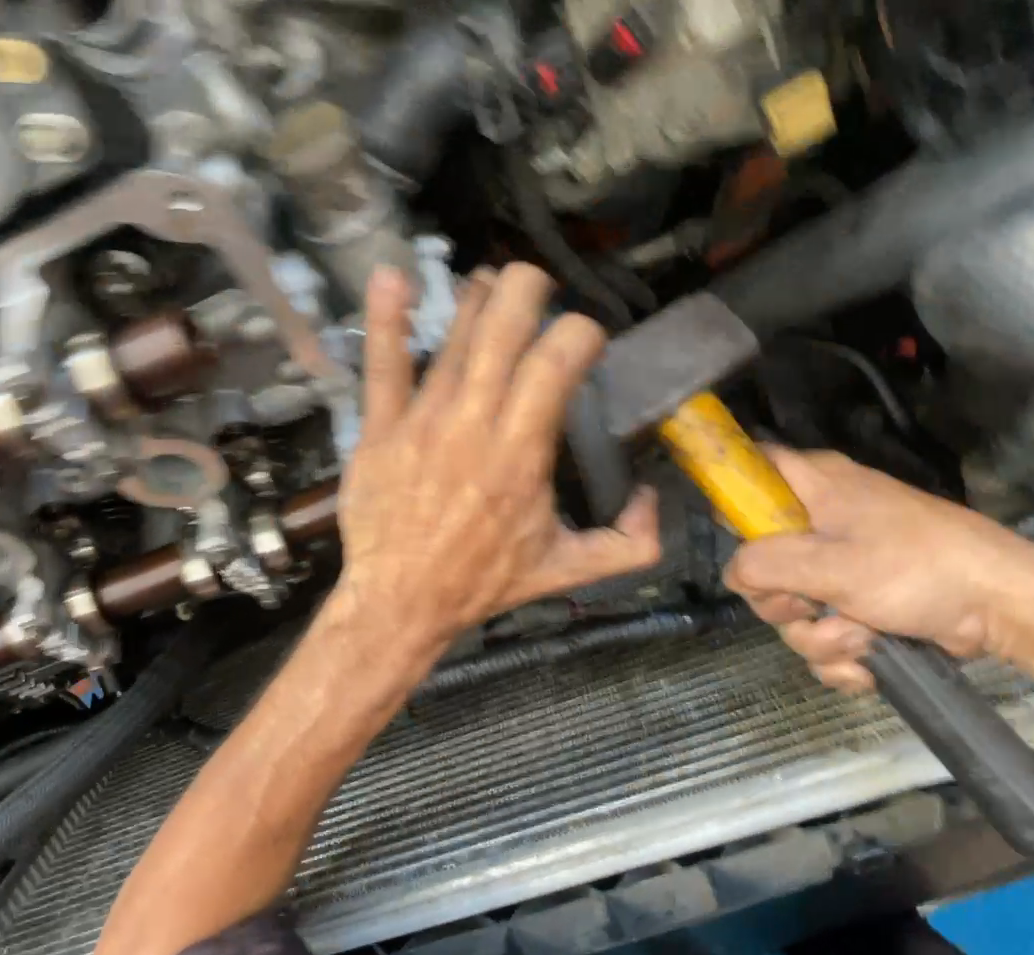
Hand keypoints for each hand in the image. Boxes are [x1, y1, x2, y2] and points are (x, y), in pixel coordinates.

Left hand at [336, 263, 661, 646]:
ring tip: (489, 282)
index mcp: (523, 454)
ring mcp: (422, 422)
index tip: (585, 339)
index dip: (580, 333)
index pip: (557, 363)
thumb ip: (630, 543)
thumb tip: (654, 497)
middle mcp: (474, 425)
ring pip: (453, 339)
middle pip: (504, 332)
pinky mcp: (379, 428)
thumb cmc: (482, 583)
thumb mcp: (568, 571)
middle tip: (538, 286)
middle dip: (528, 290)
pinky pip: (382, 364)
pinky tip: (391, 275)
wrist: (402, 601)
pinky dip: (386, 317)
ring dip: (475, 299)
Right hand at [723, 447, 1033, 691]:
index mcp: (813, 486)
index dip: (731, 499)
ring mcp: (838, 566)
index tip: (736, 541)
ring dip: (820, 638)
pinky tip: (869, 659)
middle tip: (812, 604)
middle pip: (759, 561)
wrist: (1003, 608)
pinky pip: (820, 635)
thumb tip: (734, 574)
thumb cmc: (919, 568)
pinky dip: (842, 656)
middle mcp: (819, 520)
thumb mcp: (830, 564)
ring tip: (861, 639)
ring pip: (790, 609)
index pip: (750, 470)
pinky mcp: (858, 604)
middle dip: (782, 602)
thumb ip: (763, 566)